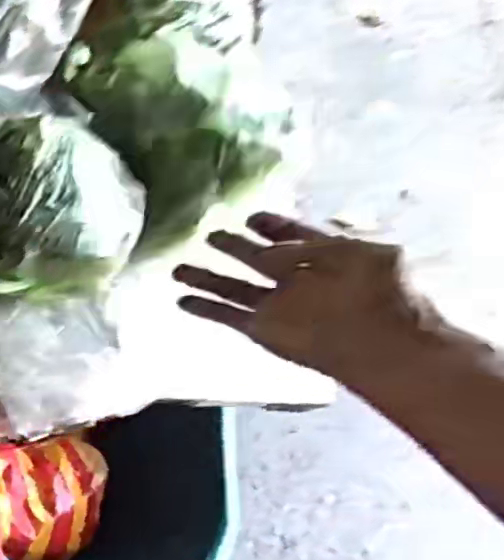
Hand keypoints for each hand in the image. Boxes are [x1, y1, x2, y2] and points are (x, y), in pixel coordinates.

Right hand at [173, 213, 437, 378]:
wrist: (376, 342)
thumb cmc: (380, 294)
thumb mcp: (354, 257)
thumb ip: (308, 250)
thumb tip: (264, 252)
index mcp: (330, 257)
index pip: (295, 237)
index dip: (273, 226)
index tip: (251, 217)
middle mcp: (298, 279)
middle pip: (256, 260)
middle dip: (234, 247)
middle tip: (210, 235)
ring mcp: (276, 304)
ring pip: (232, 288)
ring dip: (205, 279)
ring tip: (178, 269)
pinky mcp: (259, 327)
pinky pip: (224, 315)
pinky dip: (203, 309)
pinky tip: (183, 301)